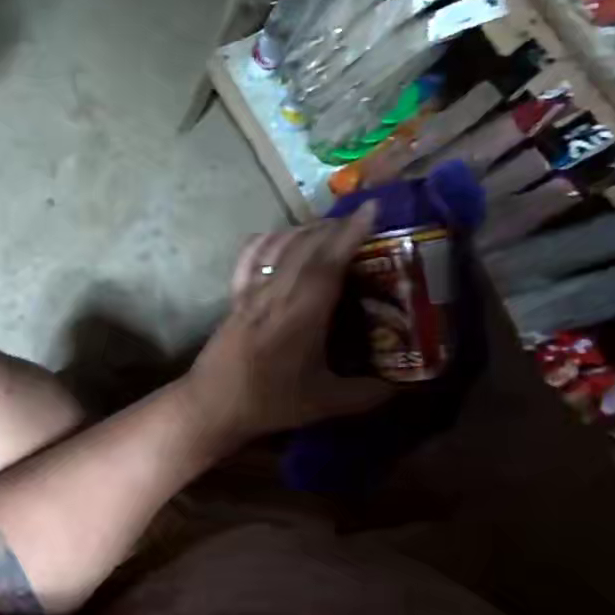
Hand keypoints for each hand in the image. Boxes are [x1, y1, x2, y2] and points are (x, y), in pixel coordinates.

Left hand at [180, 209, 392, 446]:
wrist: (211, 405)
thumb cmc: (269, 403)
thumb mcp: (326, 403)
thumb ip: (367, 393)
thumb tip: (403, 386)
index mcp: (301, 314)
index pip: (327, 263)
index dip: (349, 234)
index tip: (371, 209)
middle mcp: (274, 294)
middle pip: (304, 247)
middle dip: (334, 227)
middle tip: (361, 218)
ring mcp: (250, 293)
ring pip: (277, 248)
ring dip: (304, 231)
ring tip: (330, 227)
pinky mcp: (234, 298)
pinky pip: (250, 259)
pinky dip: (266, 242)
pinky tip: (278, 236)